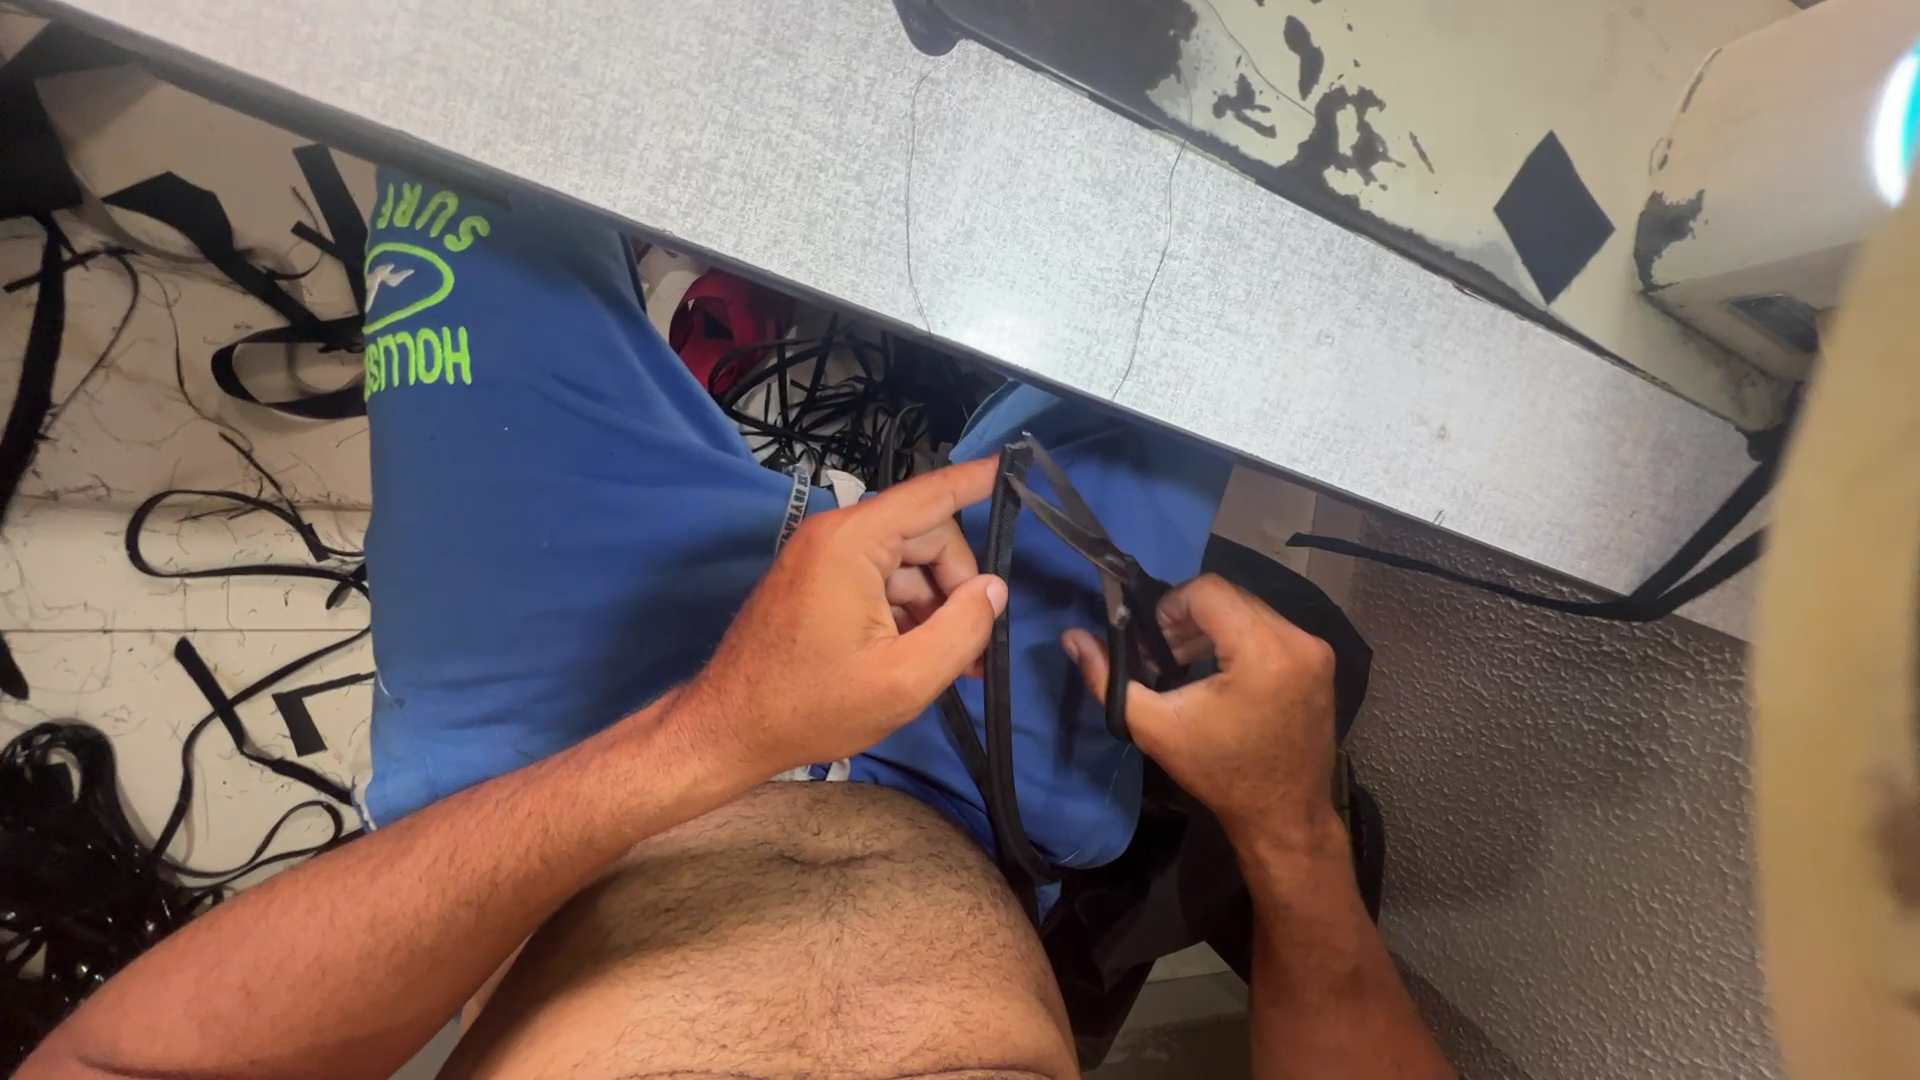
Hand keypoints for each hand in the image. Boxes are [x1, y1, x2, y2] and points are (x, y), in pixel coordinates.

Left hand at [672, 458, 1007, 780]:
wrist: (730, 731)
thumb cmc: (813, 707)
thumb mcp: (904, 679)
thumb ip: (962, 629)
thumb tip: (994, 589)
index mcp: (852, 542)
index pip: (929, 495)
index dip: (973, 482)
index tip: (1008, 466)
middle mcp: (835, 535)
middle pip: (924, 537)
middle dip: (956, 585)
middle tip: (972, 647)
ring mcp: (822, 558)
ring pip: (906, 563)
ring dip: (933, 605)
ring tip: (949, 663)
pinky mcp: (818, 581)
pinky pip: (880, 580)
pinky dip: (905, 611)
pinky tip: (915, 654)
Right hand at [1062, 574, 1340, 847]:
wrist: (1282, 814)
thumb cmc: (1218, 772)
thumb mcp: (1153, 727)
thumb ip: (1107, 678)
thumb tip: (1072, 638)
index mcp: (1262, 652)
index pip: (1208, 590)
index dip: (1170, 605)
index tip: (1152, 639)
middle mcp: (1297, 641)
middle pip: (1228, 596)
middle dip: (1187, 617)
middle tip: (1162, 654)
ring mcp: (1314, 650)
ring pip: (1247, 608)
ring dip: (1209, 626)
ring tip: (1183, 662)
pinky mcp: (1318, 660)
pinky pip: (1267, 626)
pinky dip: (1235, 636)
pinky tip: (1214, 670)